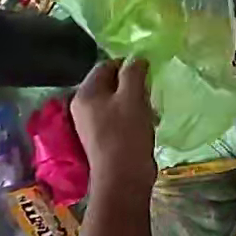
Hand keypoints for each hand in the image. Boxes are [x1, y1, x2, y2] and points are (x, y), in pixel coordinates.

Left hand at [71, 58, 156, 192]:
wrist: (123, 178)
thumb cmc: (126, 134)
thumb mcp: (133, 97)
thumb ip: (134, 73)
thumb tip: (137, 58)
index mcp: (85, 93)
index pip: (106, 65)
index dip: (128, 65)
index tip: (148, 72)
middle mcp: (83, 106)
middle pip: (111, 83)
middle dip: (134, 85)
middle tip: (150, 93)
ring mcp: (92, 124)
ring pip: (118, 101)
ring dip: (137, 102)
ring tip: (151, 111)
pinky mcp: (104, 137)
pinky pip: (119, 117)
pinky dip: (134, 117)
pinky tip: (147, 124)